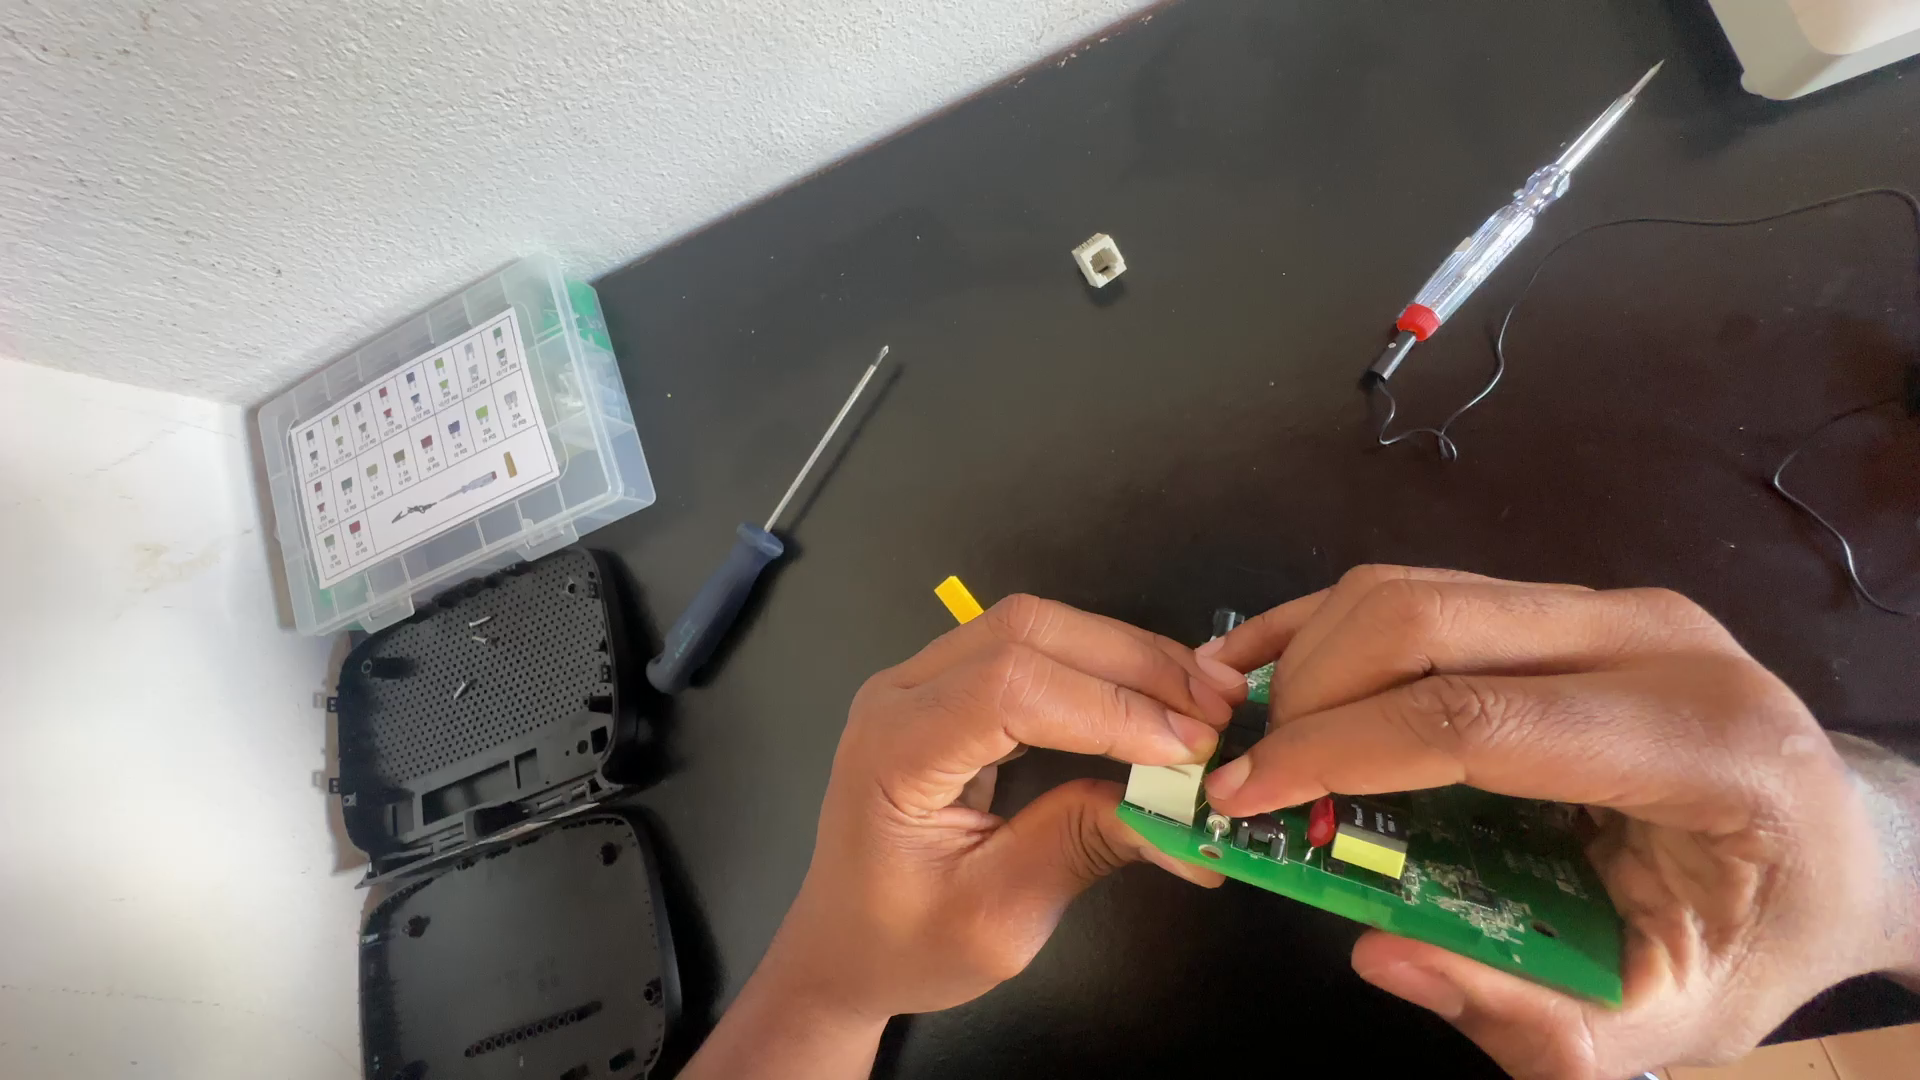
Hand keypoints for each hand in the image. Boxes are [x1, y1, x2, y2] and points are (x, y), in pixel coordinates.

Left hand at [682, 595, 1243, 1078]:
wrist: (842, 939)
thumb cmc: (903, 942)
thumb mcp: (996, 918)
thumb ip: (1081, 847)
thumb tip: (1186, 819)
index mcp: (895, 747)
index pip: (1005, 689)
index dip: (1104, 707)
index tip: (1188, 745)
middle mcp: (902, 688)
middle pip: (1023, 632)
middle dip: (1129, 661)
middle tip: (1216, 705)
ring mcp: (922, 676)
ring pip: (1032, 626)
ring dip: (1123, 653)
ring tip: (1200, 693)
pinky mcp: (948, 683)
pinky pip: (1030, 648)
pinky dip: (1099, 663)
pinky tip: (1150, 689)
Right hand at [1203, 565, 1919, 1079]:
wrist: (1838, 839)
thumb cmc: (1758, 931)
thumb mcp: (1668, 1018)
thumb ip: (1534, 1015)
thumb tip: (1377, 951)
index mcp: (1699, 741)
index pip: (1467, 721)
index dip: (1334, 752)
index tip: (1242, 792)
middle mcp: (1645, 637)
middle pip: (1416, 625)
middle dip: (1306, 696)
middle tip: (1253, 768)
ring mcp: (1591, 600)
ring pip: (1397, 591)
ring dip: (1304, 655)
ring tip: (1260, 727)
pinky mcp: (1544, 593)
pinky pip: (1402, 585)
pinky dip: (1315, 622)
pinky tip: (1259, 660)